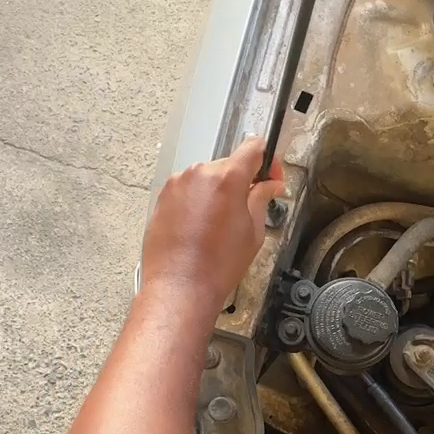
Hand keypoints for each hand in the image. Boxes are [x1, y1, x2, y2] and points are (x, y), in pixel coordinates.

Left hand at [141, 135, 284, 308]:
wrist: (181, 286)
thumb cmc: (216, 266)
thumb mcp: (253, 232)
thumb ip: (261, 199)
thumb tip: (270, 186)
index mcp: (227, 178)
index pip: (254, 147)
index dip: (269, 161)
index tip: (270, 176)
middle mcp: (199, 174)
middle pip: (229, 164)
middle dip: (243, 182)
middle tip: (251, 206)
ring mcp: (178, 184)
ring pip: (207, 178)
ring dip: (219, 192)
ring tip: (223, 224)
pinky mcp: (163, 197)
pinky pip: (188, 190)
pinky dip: (199, 202)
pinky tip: (204, 228)